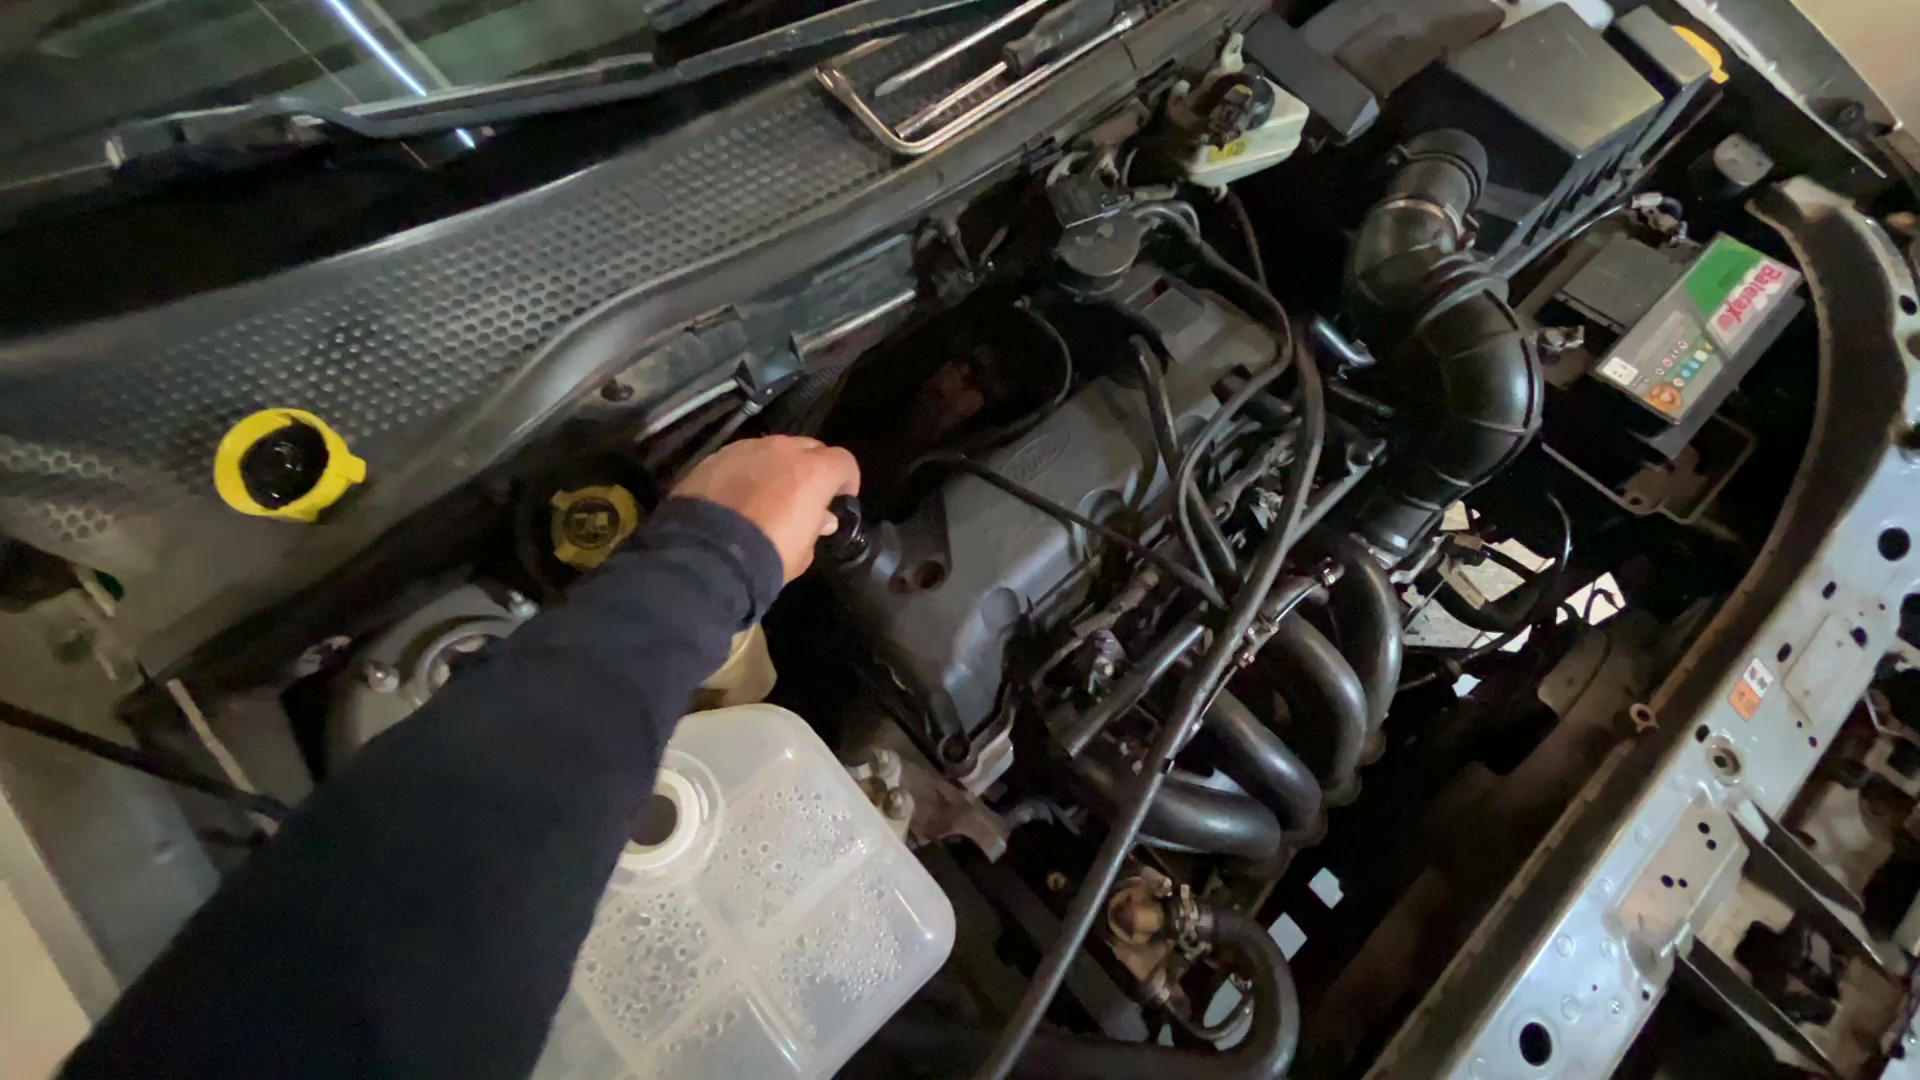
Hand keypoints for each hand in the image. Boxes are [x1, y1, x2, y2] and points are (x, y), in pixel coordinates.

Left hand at [671, 435, 860, 581]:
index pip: (844, 462)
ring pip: (774, 450)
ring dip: (779, 467)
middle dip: (814, 468)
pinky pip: (743, 458)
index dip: (846, 480)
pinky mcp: (715, 457)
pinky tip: (738, 495)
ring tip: (769, 494)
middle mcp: (783, 451)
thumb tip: (822, 518)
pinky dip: (747, 472)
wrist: (705, 554)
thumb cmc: (767, 555)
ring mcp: (747, 449)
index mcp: (814, 472)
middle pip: (809, 448)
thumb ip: (816, 527)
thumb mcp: (803, 551)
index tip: (841, 498)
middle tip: (806, 495)